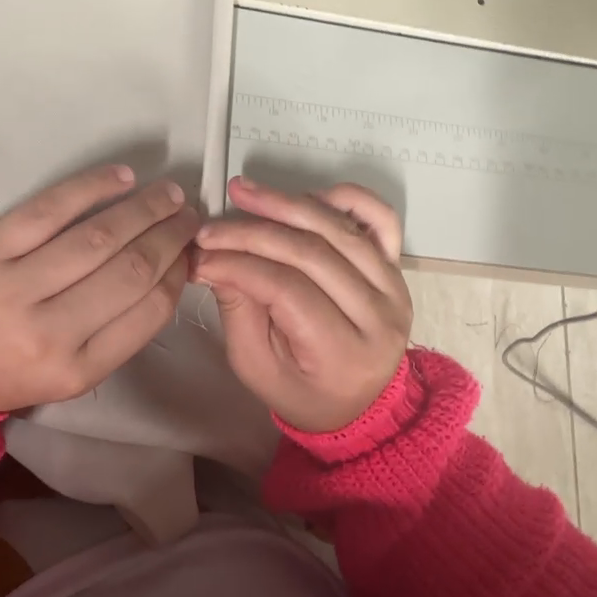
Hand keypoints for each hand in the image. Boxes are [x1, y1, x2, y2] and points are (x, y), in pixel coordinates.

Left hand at [0, 165, 199, 412]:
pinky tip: (120, 177)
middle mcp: (49, 331)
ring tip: (166, 194)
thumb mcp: (69, 374)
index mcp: (76, 369)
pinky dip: (89, 188)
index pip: (148, 311)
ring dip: (142, 209)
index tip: (191, 250)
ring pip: (96, 237)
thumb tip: (167, 270)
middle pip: (129, 270)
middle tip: (188, 216)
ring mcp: (14, 286)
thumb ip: (118, 332)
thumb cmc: (8, 373)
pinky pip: (48, 210)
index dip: (178, 273)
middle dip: (169, 236)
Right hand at [192, 176, 412, 433]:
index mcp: (343, 352)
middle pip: (311, 254)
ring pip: (338, 230)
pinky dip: (344, 198)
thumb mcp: (254, 365)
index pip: (287, 289)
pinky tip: (303, 196)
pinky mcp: (397, 266)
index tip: (199, 256)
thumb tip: (209, 258)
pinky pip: (379, 218)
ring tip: (242, 192)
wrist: (356, 404)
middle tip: (209, 228)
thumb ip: (236, 310)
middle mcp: (379, 315)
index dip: (239, 265)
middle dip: (252, 233)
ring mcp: (394, 285)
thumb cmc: (299, 390)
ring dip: (286, 204)